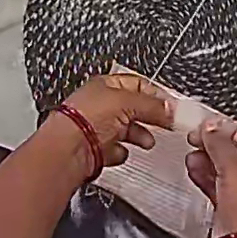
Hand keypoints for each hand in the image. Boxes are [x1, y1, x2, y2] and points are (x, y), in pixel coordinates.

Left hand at [54, 73, 173, 171]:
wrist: (65, 151)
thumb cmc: (85, 119)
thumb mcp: (127, 102)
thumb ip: (152, 105)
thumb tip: (169, 108)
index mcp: (105, 85)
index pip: (137, 85)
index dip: (156, 94)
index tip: (171, 106)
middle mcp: (99, 105)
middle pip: (133, 108)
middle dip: (149, 117)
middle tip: (165, 123)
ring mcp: (96, 127)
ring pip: (125, 130)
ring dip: (139, 135)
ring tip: (148, 141)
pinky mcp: (94, 150)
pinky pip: (114, 150)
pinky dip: (121, 152)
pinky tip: (123, 152)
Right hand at [186, 116, 236, 235]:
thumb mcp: (234, 166)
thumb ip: (219, 143)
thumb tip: (210, 127)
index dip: (220, 126)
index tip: (200, 126)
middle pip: (229, 148)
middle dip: (209, 142)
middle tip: (192, 140)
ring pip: (219, 166)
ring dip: (203, 158)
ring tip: (190, 156)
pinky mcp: (228, 206)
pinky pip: (213, 183)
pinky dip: (202, 175)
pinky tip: (192, 170)